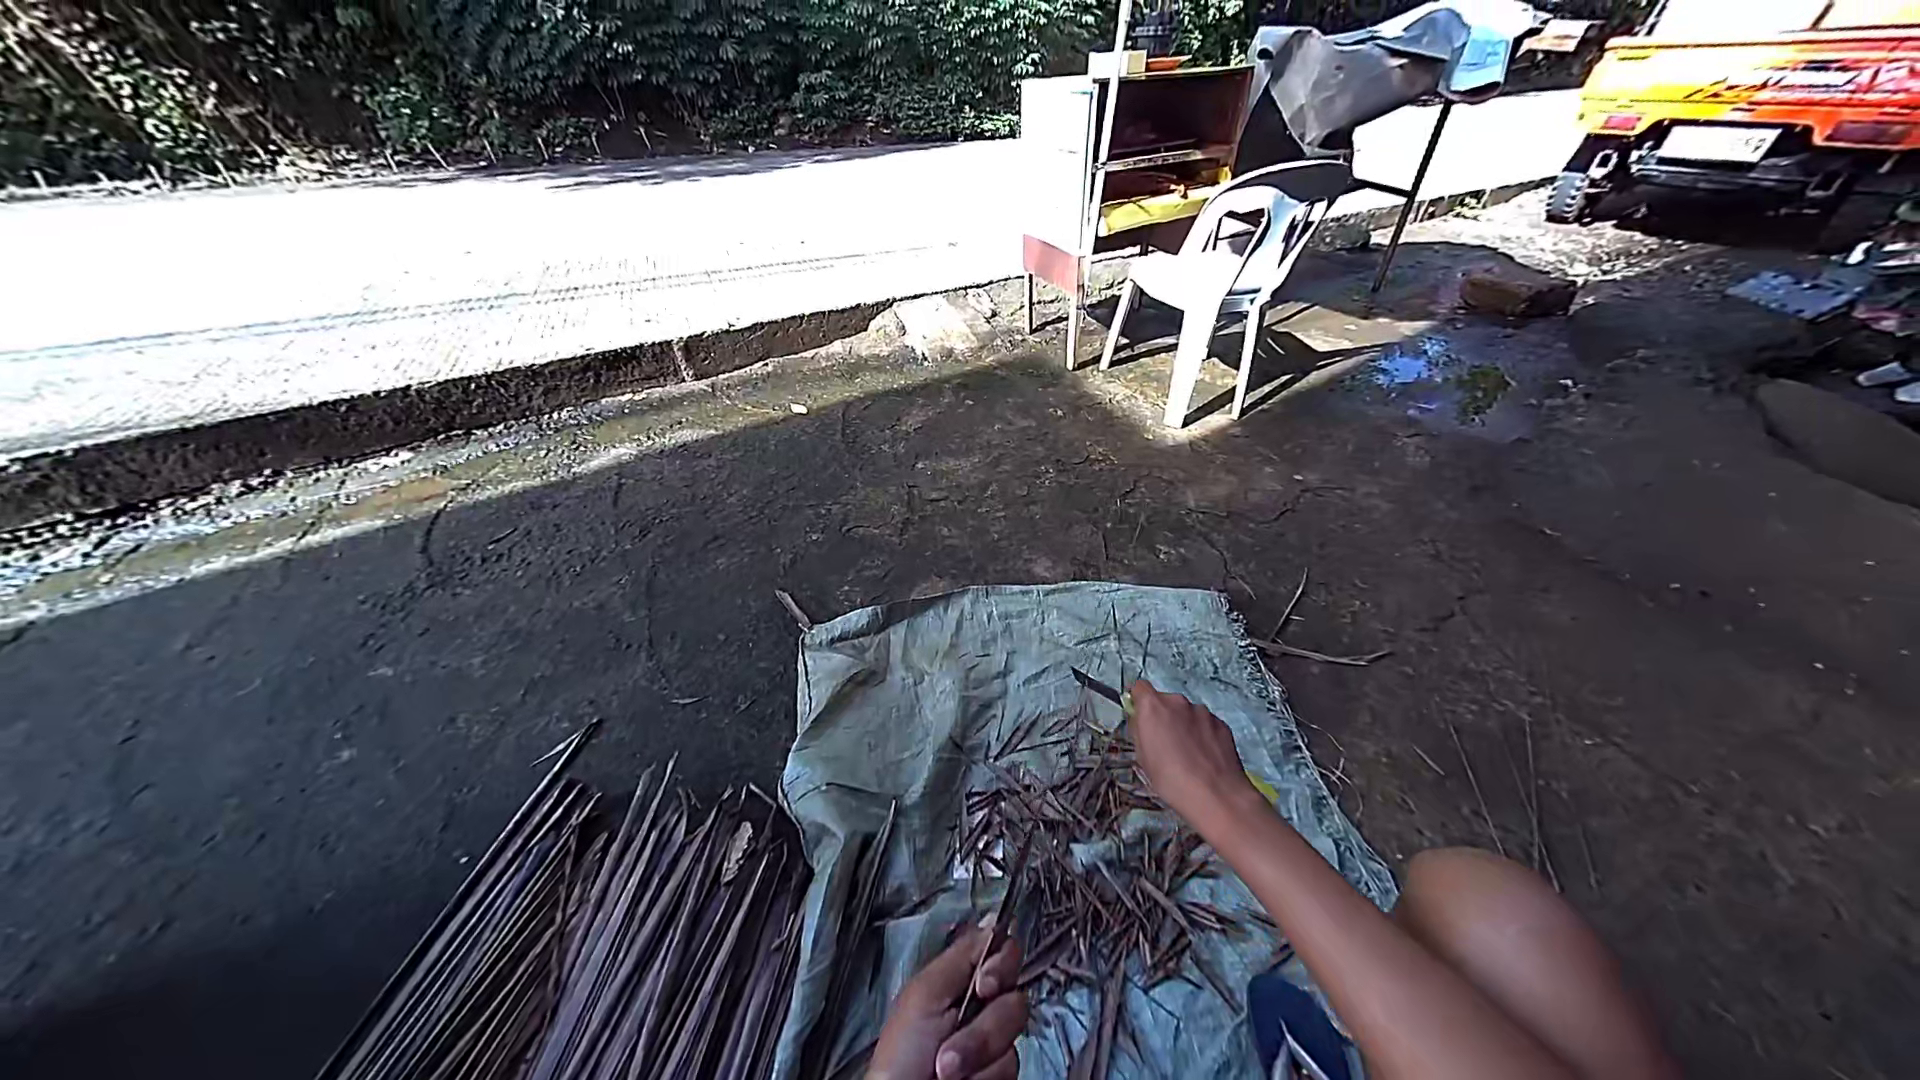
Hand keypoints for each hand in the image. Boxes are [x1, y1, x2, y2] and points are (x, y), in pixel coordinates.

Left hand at [867, 920, 1026, 1079]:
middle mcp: (981, 1007)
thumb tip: (994, 920)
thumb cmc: (901, 1055)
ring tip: (947, 1071)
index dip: (1001, 963)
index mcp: (962, 979)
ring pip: (1014, 1034)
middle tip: (953, 1042)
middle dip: (985, 1024)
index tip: (984, 985)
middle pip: (1015, 994)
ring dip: (978, 1053)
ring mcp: (992, 1044)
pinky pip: (1012, 1066)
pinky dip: (985, 1077)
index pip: (1002, 952)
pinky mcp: (999, 1074)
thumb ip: (962, 954)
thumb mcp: (925, 992)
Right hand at [1129, 680, 1263, 828]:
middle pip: (1165, 701)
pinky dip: (1203, 734)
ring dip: (1184, 725)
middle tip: (1165, 742)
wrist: (1216, 795)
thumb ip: (1140, 730)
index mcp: (1153, 707)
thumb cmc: (1172, 779)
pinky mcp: (1221, 723)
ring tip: (1188, 754)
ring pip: (1187, 713)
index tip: (1140, 715)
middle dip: (1163, 717)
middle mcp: (1178, 702)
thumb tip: (1141, 721)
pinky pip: (1205, 723)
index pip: (1140, 687)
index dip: (1138, 700)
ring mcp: (1202, 712)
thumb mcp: (1142, 757)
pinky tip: (1204, 757)